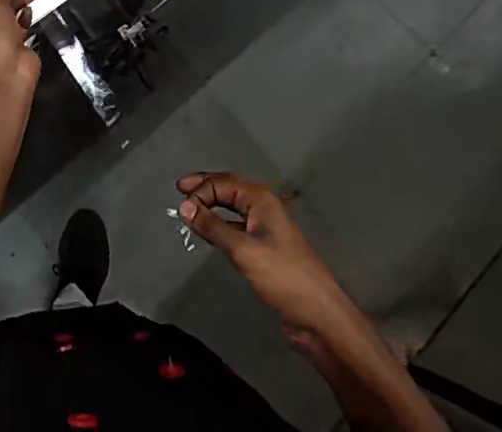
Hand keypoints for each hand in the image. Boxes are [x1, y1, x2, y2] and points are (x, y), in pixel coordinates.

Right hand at [177, 173, 356, 338]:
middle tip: (180, 189)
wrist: (320, 318)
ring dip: (212, 205)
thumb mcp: (243, 250)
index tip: (182, 208)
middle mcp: (264, 209)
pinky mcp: (265, 249)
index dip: (200, 190)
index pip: (222, 183)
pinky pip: (237, 226)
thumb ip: (211, 226)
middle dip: (204, 187)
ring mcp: (267, 229)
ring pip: (233, 207)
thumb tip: (184, 207)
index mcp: (261, 201)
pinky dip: (220, 224)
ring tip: (191, 210)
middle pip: (229, 188)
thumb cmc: (283, 276)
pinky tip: (210, 233)